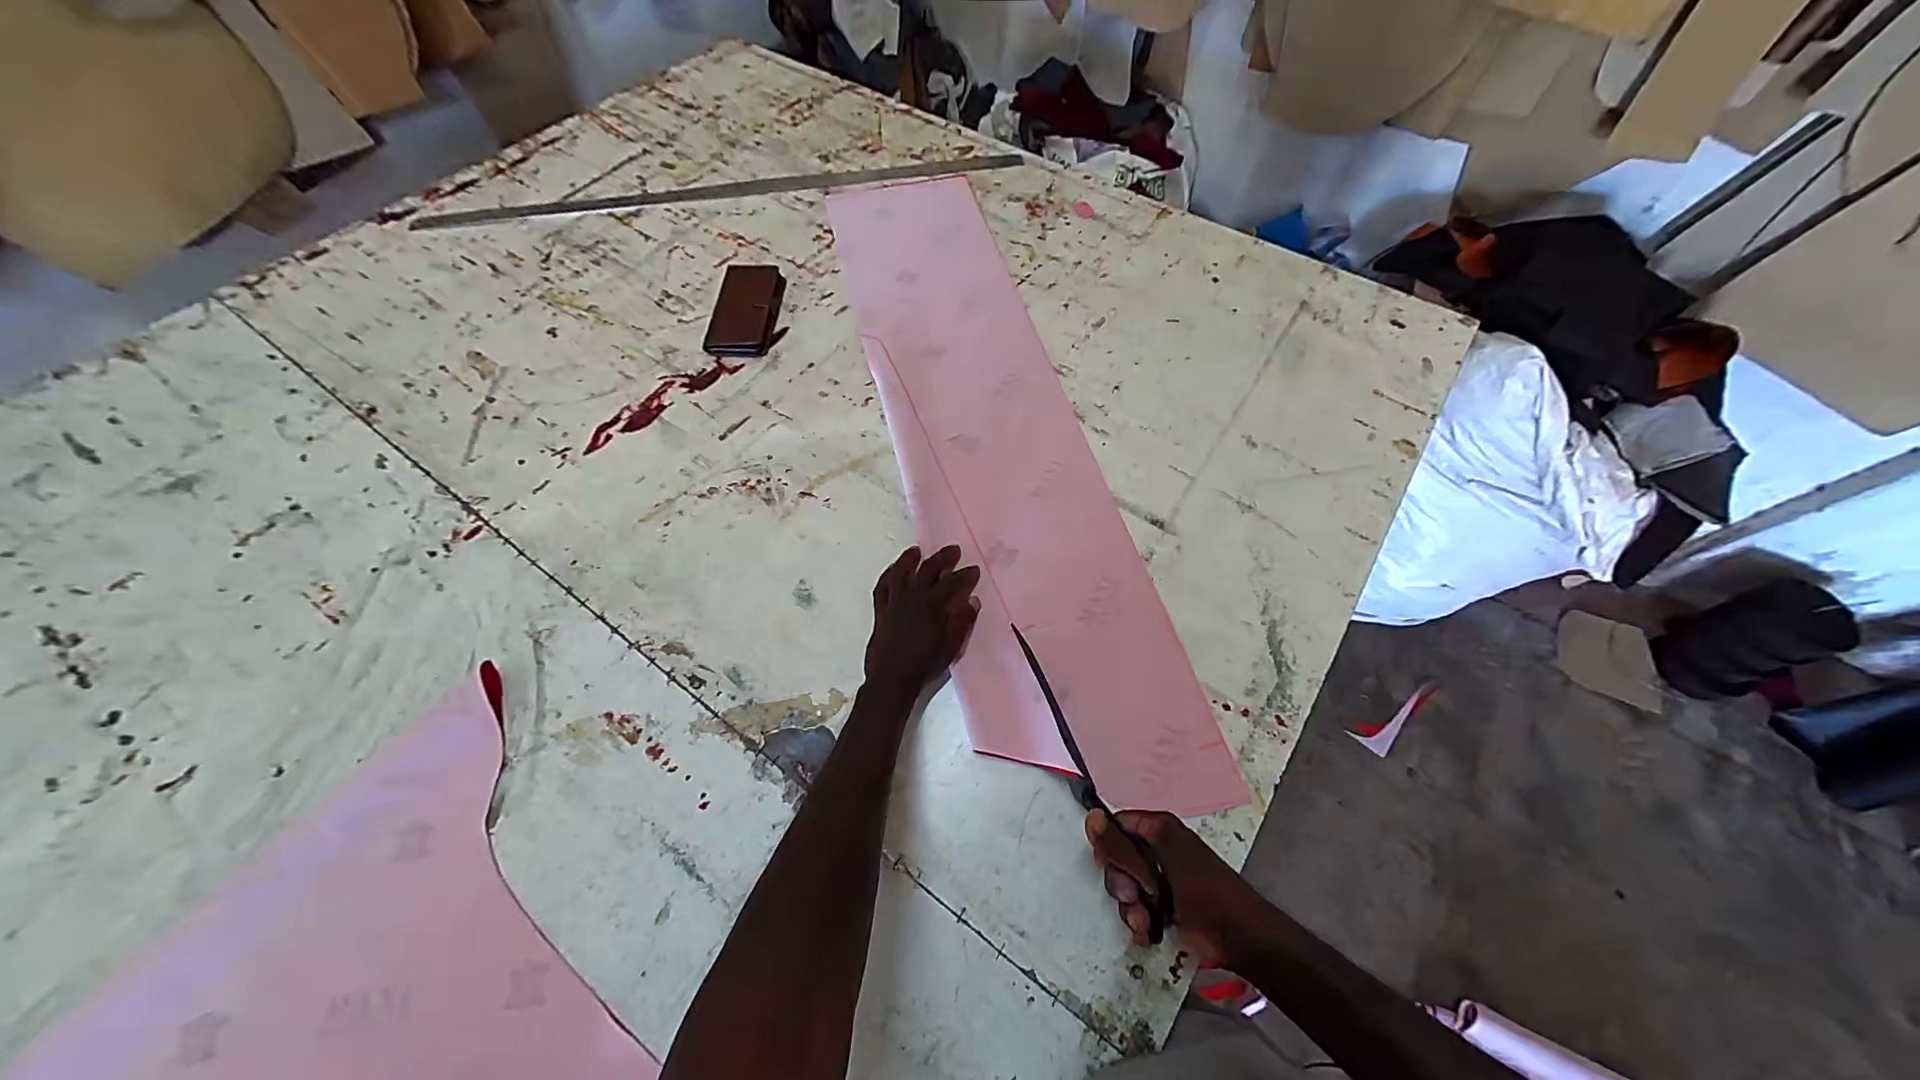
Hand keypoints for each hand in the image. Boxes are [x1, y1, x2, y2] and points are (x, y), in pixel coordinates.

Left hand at [864, 545, 980, 699]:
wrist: (893, 678)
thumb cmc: (925, 664)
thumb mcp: (951, 646)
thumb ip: (962, 621)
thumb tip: (972, 601)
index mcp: (933, 605)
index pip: (953, 583)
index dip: (965, 575)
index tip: (974, 570)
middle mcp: (913, 597)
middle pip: (928, 570)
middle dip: (943, 558)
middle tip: (953, 551)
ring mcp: (894, 601)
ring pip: (901, 572)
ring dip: (910, 559)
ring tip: (917, 551)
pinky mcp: (881, 610)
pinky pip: (882, 586)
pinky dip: (888, 575)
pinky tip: (893, 571)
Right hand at [1085, 809, 1272, 968]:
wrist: (1239, 937)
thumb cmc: (1206, 891)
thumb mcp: (1163, 858)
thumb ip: (1124, 842)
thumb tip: (1092, 817)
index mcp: (1157, 830)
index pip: (1116, 826)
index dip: (1107, 843)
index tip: (1108, 861)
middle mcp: (1154, 852)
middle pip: (1115, 859)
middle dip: (1121, 882)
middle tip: (1136, 893)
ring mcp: (1156, 882)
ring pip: (1122, 889)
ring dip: (1130, 907)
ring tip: (1146, 917)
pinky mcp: (1158, 909)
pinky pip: (1133, 911)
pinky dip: (1138, 923)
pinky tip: (1149, 929)